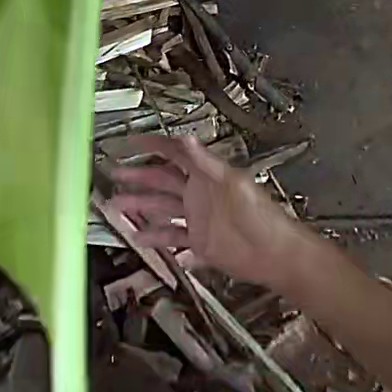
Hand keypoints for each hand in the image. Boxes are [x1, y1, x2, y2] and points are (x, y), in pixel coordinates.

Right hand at [106, 135, 316, 290]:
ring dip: (139, 207)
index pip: (173, 153)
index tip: (131, 141)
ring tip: (116, 207)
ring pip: (161, 209)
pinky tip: (139, 239)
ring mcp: (197, 217)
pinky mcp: (200, 242)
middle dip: (137, 176)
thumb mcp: (231, 183)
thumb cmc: (259, 215)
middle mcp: (197, 193)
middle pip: (161, 180)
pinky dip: (156, 238)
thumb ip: (204, 161)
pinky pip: (172, 237)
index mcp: (204, 174)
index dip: (153, 145)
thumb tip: (184, 138)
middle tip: (114, 174)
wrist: (277, 254)